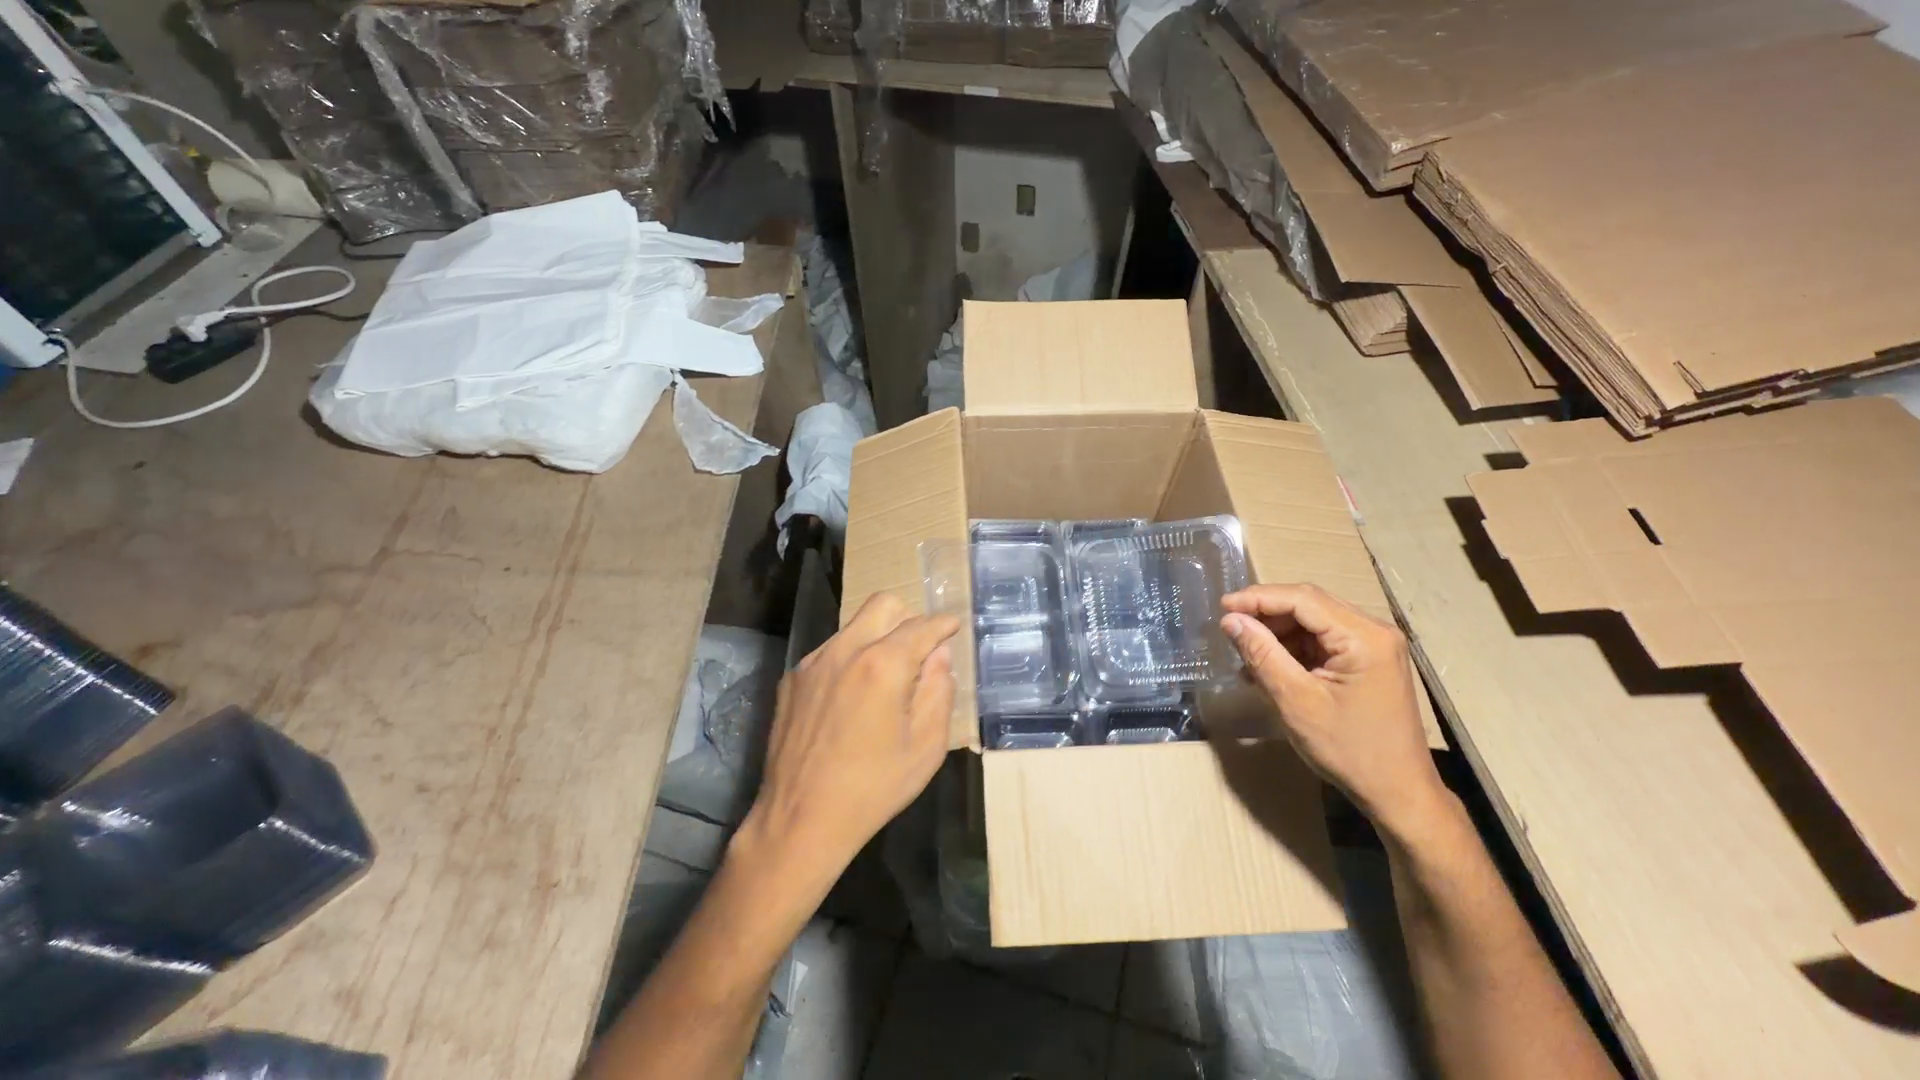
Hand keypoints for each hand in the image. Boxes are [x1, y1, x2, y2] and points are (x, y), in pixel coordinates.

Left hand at [735, 593, 959, 891]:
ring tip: (884, 683)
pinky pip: (829, 653)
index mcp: (882, 664)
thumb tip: (940, 657)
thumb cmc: (873, 788)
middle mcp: (844, 650)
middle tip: (919, 653)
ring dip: (876, 640)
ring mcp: (812, 663)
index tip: (953, 627)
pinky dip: (849, 662)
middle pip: (883, 605)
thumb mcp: (925, 747)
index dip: (943, 625)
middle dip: (908, 619)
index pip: (921, 626)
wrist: (801, 818)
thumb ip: (938, 692)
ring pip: (853, 627)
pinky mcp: (791, 680)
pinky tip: (851, 702)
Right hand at [1219, 584, 1445, 834]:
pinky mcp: (1367, 662)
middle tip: (1229, 628)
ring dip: (1277, 633)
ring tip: (1244, 652)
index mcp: (1364, 636)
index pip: (1303, 599)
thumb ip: (1263, 655)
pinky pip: (1323, 642)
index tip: (1221, 607)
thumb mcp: (1297, 702)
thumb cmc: (1349, 749)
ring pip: (1314, 623)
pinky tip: (1267, 665)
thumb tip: (1231, 620)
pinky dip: (1293, 650)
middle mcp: (1374, 631)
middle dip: (1266, 614)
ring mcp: (1374, 646)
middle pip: (1310, 605)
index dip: (1258, 598)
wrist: (1397, 792)